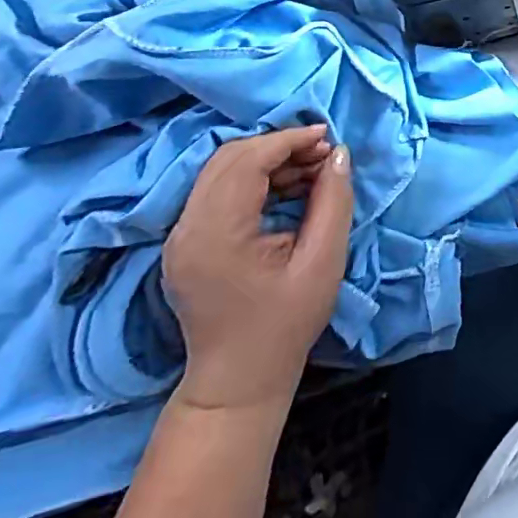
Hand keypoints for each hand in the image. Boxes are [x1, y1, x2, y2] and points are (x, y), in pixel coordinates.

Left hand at [161, 125, 353, 411]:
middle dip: (278, 146)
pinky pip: (217, 190)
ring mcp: (180, 235)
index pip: (247, 161)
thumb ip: (333, 202)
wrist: (238, 381)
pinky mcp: (185, 241)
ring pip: (221, 170)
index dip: (288, 140)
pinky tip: (287, 187)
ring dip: (266, 160)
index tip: (327, 136)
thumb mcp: (323, 263)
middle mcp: (187, 227)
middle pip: (229, 158)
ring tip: (312, 169)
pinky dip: (252, 179)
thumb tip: (338, 154)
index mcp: (216, 234)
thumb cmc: (286, 325)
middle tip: (323, 153)